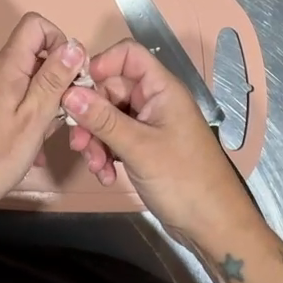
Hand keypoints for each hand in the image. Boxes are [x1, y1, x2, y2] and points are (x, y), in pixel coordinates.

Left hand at [0, 12, 85, 225]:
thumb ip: (54, 79)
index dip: (59, 41)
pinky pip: (13, 97)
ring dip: (44, 102)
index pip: (35, 24)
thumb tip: (74, 44)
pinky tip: (30, 146)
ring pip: (26, 80)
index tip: (72, 75)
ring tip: (45, 138)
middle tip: (65, 117)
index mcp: (6, 65)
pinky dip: (28, 114)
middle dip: (56, 79)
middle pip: (34, 54)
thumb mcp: (33, 118)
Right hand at [64, 39, 255, 239]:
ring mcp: (150, 125)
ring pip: (109, 116)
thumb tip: (68, 93)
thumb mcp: (139, 148)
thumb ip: (102, 119)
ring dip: (96, 139)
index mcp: (161, 89)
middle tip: (79, 142)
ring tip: (95, 166)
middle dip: (91, 114)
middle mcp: (155, 101)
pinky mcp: (145, 147)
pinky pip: (116, 138)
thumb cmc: (184, 180)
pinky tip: (106, 175)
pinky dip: (106, 153)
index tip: (78, 88)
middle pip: (111, 89)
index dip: (101, 64)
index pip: (128, 55)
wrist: (214, 227)